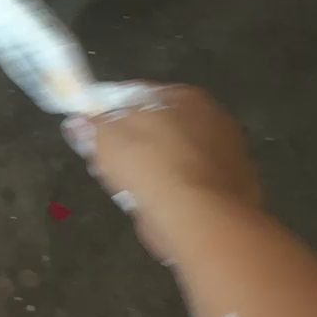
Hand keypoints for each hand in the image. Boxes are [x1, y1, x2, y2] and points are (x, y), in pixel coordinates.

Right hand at [62, 83, 259, 260]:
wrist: (200, 220)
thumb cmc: (150, 166)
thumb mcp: (105, 139)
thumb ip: (91, 125)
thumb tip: (78, 121)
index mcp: (184, 96)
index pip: (138, 96)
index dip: (111, 112)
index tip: (96, 130)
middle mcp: (215, 119)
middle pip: (161, 127)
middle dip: (137, 140)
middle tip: (113, 159)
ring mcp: (231, 156)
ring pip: (177, 156)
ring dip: (157, 167)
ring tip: (133, 186)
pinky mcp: (237, 190)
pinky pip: (192, 183)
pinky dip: (176, 190)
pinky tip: (159, 202)